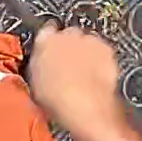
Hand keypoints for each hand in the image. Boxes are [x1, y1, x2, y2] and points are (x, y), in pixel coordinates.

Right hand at [27, 23, 124, 138]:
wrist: (86, 107)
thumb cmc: (59, 99)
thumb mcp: (36, 83)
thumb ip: (39, 64)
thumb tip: (41, 62)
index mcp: (44, 41)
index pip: (45, 33)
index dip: (48, 45)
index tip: (50, 53)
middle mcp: (67, 35)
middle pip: (68, 35)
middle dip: (68, 48)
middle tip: (67, 68)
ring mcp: (88, 41)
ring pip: (86, 42)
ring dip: (85, 54)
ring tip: (82, 76)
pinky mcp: (106, 49)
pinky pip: (102, 50)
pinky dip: (100, 60)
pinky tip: (94, 77)